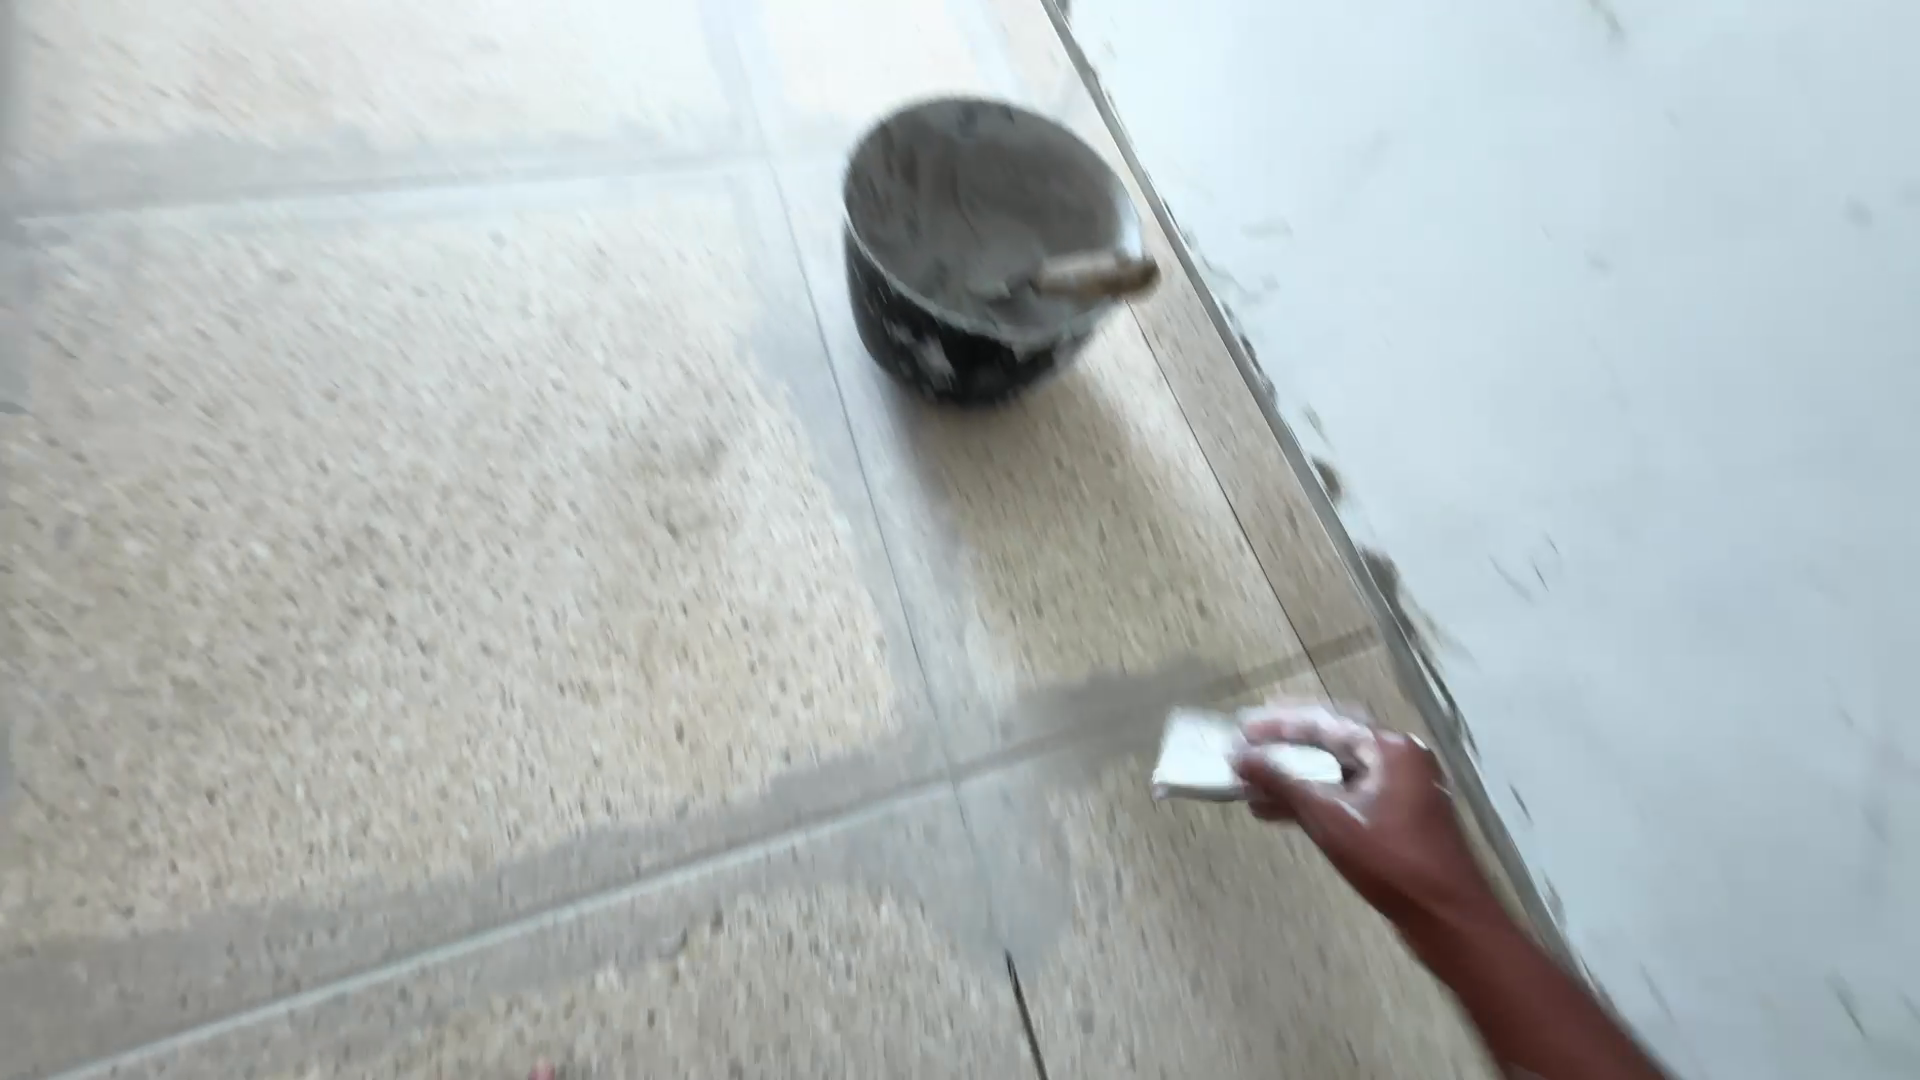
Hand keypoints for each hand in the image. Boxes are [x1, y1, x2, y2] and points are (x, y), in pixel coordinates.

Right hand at [1231, 700, 1498, 927]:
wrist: (1449, 921)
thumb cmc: (1390, 861)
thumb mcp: (1327, 817)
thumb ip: (1280, 782)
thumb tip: (1238, 757)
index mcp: (1389, 748)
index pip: (1323, 721)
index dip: (1277, 724)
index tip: (1241, 729)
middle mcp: (1398, 758)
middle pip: (1330, 738)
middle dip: (1286, 742)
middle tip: (1250, 741)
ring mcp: (1401, 787)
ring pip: (1336, 768)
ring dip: (1294, 775)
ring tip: (1253, 782)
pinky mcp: (1398, 815)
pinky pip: (1346, 792)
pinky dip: (1313, 797)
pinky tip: (1277, 811)